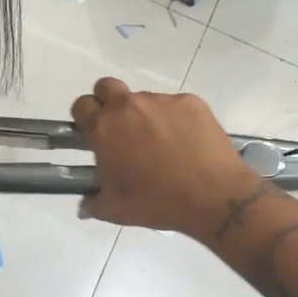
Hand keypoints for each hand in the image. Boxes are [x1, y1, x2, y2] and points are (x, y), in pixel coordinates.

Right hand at [70, 77, 262, 234]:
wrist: (216, 198)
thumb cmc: (158, 203)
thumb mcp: (115, 210)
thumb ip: (93, 202)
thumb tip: (85, 203)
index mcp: (104, 127)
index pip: (81, 104)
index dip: (85, 116)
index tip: (94, 131)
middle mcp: (128, 106)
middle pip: (106, 86)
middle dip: (108, 101)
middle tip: (121, 127)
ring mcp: (161, 100)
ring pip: (144, 99)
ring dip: (146, 115)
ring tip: (164, 143)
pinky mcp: (191, 102)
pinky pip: (175, 105)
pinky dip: (176, 119)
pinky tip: (187, 142)